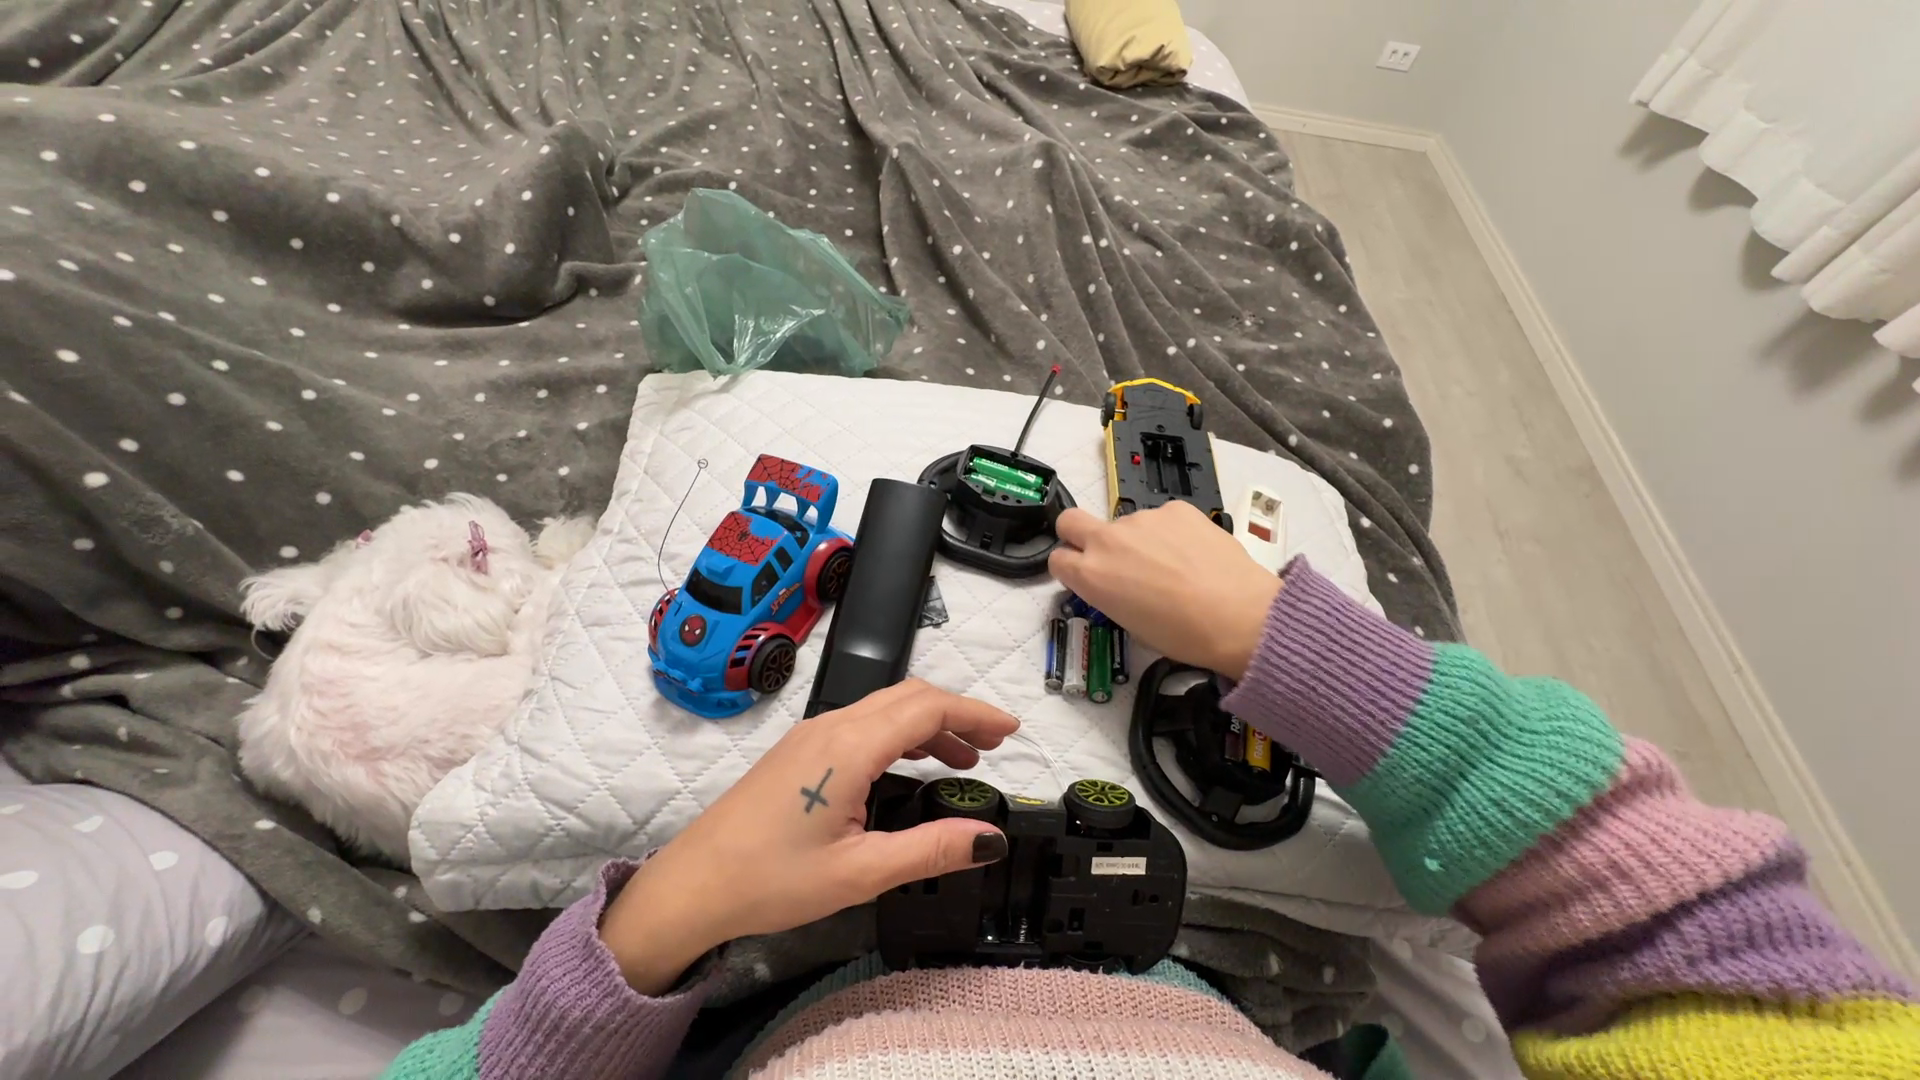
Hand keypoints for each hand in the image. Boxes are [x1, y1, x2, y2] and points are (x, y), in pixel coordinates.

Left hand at [598, 680, 1017, 993]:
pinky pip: (863, 723)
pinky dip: (900, 734)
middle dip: (957, 713)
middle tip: (995, 744)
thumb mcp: (860, 873)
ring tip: (963, 759)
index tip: (1011, 729)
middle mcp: (831, 726)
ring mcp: (811, 734)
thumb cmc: (772, 880)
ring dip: (929, 723)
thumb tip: (991, 839)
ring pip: (885, 708)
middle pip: (909, 697)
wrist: (692, 885)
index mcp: (849, 746)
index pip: (927, 707)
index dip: (975, 712)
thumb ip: (930, 849)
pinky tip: (912, 765)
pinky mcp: (800, 749)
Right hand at [1048, 501, 1280, 679]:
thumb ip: (1110, 594)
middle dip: (1077, 534)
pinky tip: (1193, 554)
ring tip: (1173, 566)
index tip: (1085, 576)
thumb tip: (1116, 583)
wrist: (1239, 616)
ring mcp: (1142, 520)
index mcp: (1091, 576)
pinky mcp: (1175, 508)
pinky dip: (1170, 532)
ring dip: (1138, 540)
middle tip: (1107, 555)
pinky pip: (1162, 518)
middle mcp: (1108, 541)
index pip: (1057, 559)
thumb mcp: (1131, 625)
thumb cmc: (1184, 635)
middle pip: (1070, 521)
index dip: (1070, 568)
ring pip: (1126, 524)